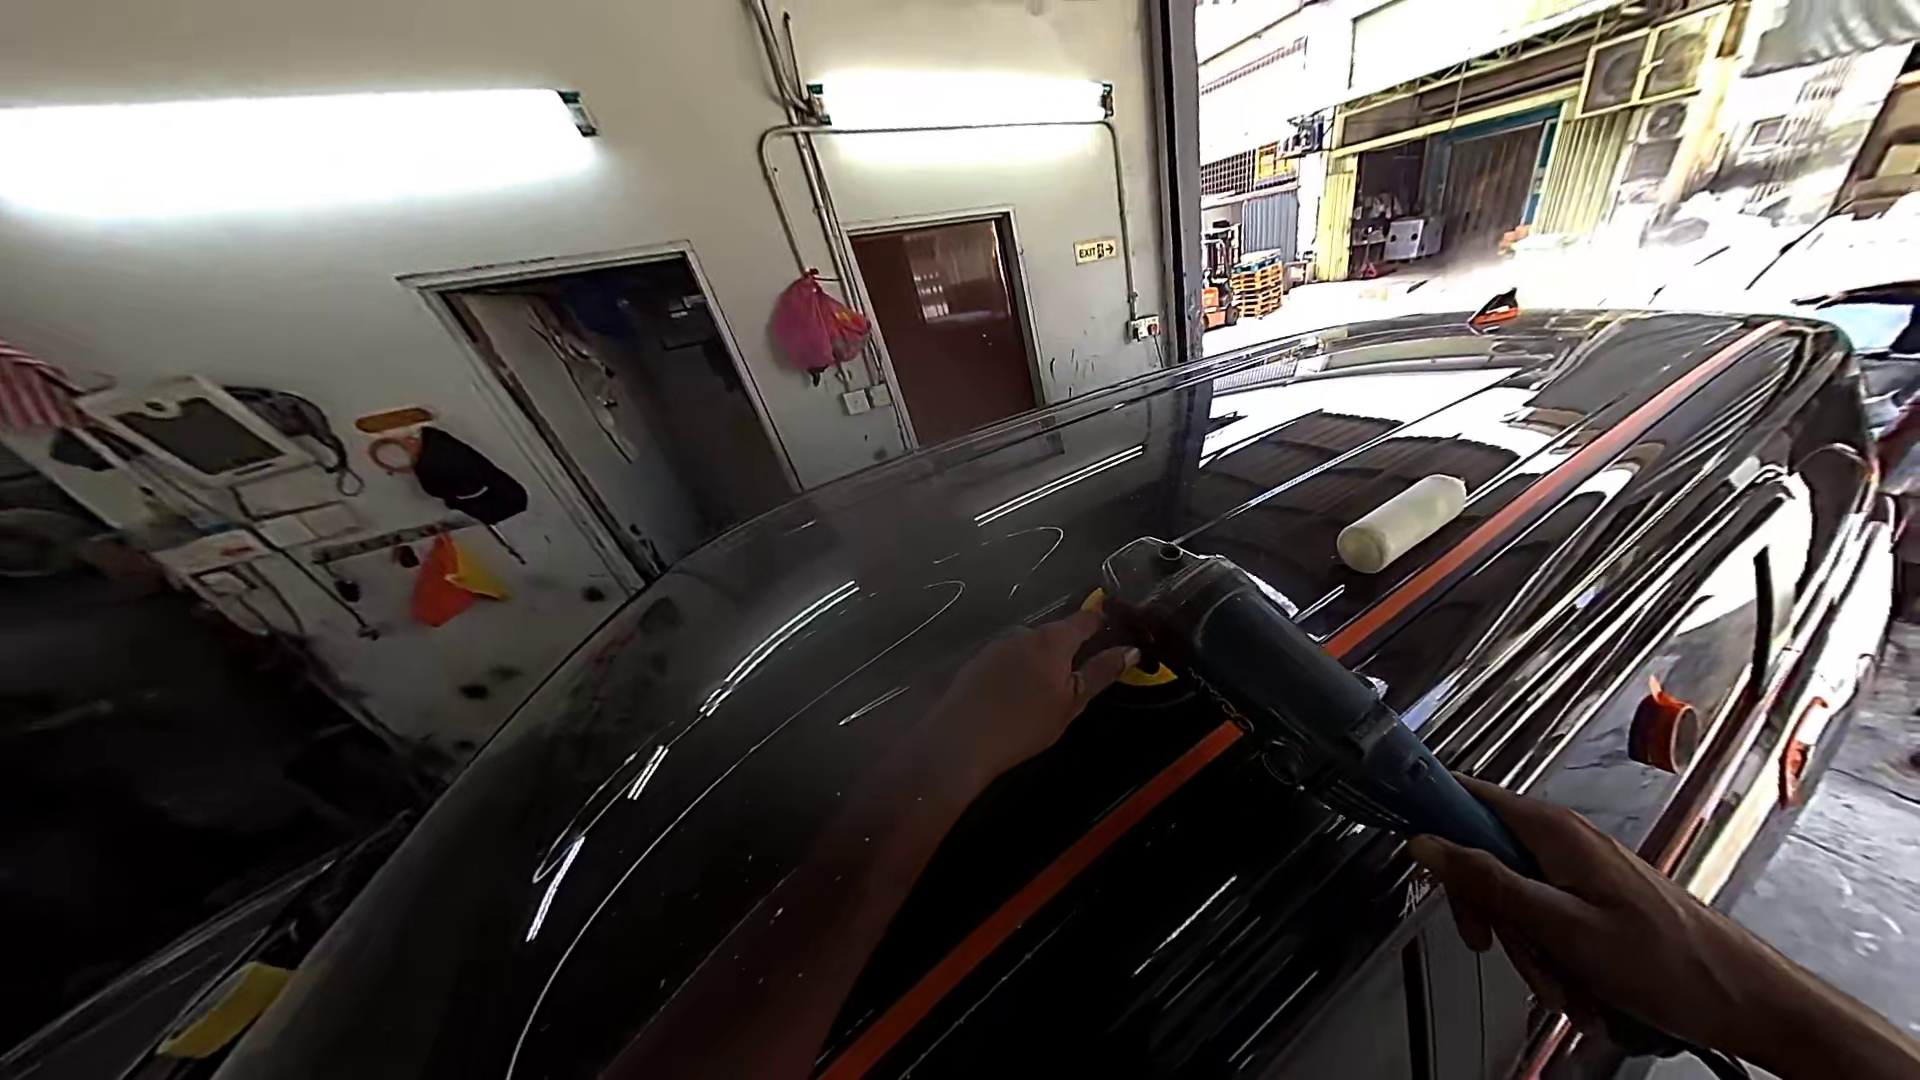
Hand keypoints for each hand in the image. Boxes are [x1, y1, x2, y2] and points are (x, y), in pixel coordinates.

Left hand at [924, 610, 1136, 790]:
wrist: (962, 738)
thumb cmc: (1025, 723)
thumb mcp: (1072, 702)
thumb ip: (1100, 672)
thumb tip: (1130, 650)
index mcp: (1052, 639)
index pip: (1084, 619)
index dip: (1101, 622)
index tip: (1113, 631)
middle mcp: (1023, 632)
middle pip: (1055, 634)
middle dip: (1067, 652)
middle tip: (1073, 684)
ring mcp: (997, 645)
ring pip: (1029, 647)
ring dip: (1040, 663)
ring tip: (1039, 697)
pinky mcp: (977, 660)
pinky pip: (1007, 659)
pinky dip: (1016, 671)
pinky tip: (1011, 697)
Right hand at [1407, 776, 1839, 1070]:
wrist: (1766, 1011)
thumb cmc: (1667, 964)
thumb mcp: (1560, 925)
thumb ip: (1485, 879)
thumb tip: (1422, 843)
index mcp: (1546, 826)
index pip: (1460, 793)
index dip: (1429, 816)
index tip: (1418, 857)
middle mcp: (1557, 834)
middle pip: (1479, 848)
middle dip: (1481, 901)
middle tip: (1485, 941)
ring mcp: (1576, 862)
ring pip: (1510, 884)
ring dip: (1518, 934)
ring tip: (1551, 980)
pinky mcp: (1593, 890)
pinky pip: (1542, 903)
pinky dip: (1545, 941)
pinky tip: (1569, 979)